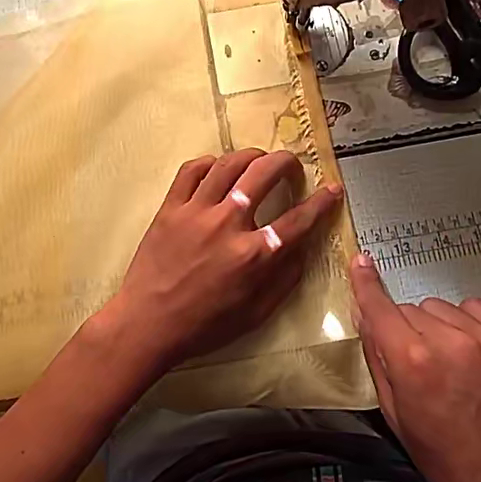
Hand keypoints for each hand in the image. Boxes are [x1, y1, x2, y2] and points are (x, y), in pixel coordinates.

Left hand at [93, 149, 342, 376]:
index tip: (333, 189)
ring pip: (229, 163)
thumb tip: (303, 248)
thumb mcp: (256, 313)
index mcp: (253, 256)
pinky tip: (218, 169)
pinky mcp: (170, 207)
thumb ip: (285, 279)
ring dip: (251, 156)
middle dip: (286, 162)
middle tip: (291, 166)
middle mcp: (227, 225)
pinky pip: (192, 170)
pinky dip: (210, 162)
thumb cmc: (203, 325)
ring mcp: (196, 212)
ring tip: (258, 160)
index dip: (322, 201)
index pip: (298, 219)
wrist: (147, 325)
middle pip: (265, 173)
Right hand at [349, 254, 480, 481]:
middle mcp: (449, 342)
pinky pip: (472, 308)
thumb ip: (379, 362)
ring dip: (434, 326)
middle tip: (416, 365)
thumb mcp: (398, 419)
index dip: (365, 284)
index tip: (359, 263)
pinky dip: (463, 323)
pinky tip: (468, 352)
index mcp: (414, 364)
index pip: (380, 308)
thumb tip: (366, 321)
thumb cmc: (452, 463)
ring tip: (447, 362)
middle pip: (409, 310)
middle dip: (404, 330)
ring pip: (439, 308)